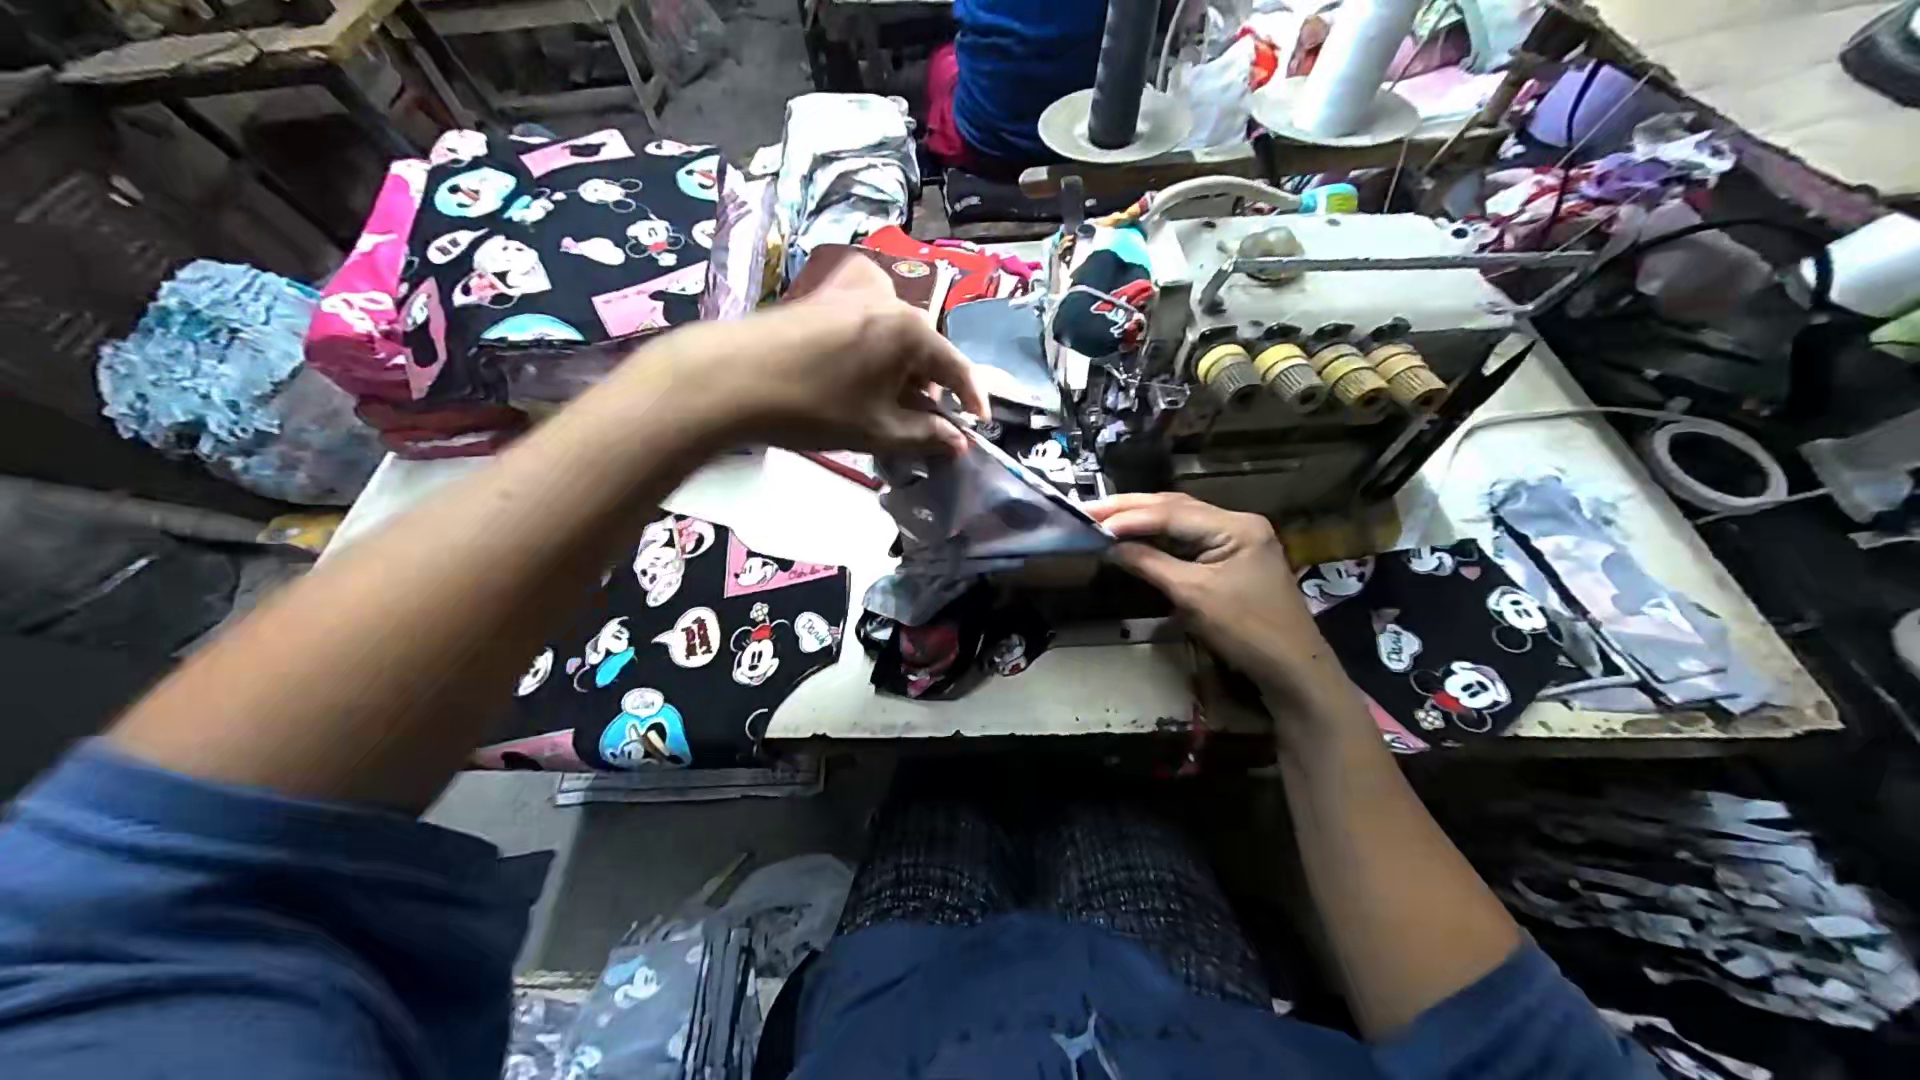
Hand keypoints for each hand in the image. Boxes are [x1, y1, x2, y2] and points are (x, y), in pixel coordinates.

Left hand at [677, 257, 988, 456]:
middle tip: (922, 425)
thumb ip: (926, 436)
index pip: (956, 366)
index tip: (979, 426)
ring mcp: (852, 291)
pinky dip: (874, 358)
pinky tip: (857, 384)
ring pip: (895, 339)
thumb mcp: (877, 430)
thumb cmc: (813, 407)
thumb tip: (958, 442)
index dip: (972, 400)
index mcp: (910, 327)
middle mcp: (889, 298)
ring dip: (900, 374)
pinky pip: (867, 328)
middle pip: (925, 350)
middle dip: (929, 388)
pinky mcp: (824, 296)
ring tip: (886, 411)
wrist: (728, 377)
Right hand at [1085, 492, 1363, 724]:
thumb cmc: (1246, 631)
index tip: (1091, 521)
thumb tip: (1109, 546)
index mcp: (1235, 526)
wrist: (1293, 670)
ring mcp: (1236, 538)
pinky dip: (1158, 537)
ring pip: (1180, 520)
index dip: (1128, 517)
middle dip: (1131, 509)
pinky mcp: (1231, 557)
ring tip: (1103, 517)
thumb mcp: (1192, 596)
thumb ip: (1149, 563)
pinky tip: (1133, 535)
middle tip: (1090, 509)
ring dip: (1142, 519)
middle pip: (1175, 507)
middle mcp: (1237, 522)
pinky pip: (1188, 538)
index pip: (1171, 513)